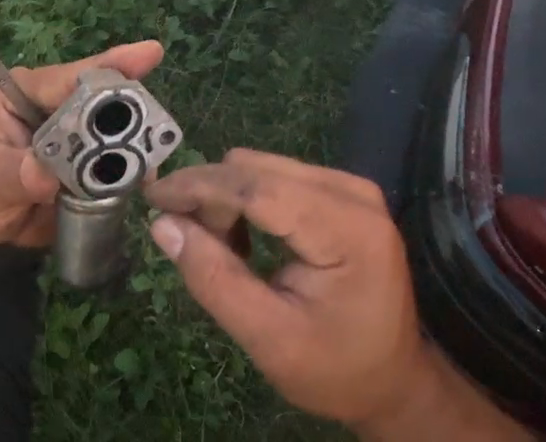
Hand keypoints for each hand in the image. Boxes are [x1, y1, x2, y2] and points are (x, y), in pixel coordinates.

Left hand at [0, 40, 164, 248]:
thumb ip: (15, 175)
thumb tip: (42, 172)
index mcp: (25, 92)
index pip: (68, 78)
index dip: (106, 67)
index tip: (148, 54)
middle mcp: (55, 104)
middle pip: (100, 94)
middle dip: (128, 103)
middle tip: (156, 118)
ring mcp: (76, 131)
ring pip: (114, 125)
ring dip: (134, 137)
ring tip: (155, 149)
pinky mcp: (90, 160)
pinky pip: (117, 157)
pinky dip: (132, 165)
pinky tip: (145, 175)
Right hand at [145, 150, 529, 440]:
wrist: (393, 378)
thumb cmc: (336, 368)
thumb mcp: (269, 339)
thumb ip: (215, 280)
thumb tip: (162, 225)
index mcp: (348, 230)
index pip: (258, 189)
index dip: (199, 188)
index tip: (152, 198)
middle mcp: (353, 193)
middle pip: (256, 171)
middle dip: (209, 198)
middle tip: (183, 239)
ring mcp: (349, 186)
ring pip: (260, 167)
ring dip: (226, 200)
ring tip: (223, 252)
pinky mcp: (340, 190)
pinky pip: (274, 175)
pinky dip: (245, 201)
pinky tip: (244, 241)